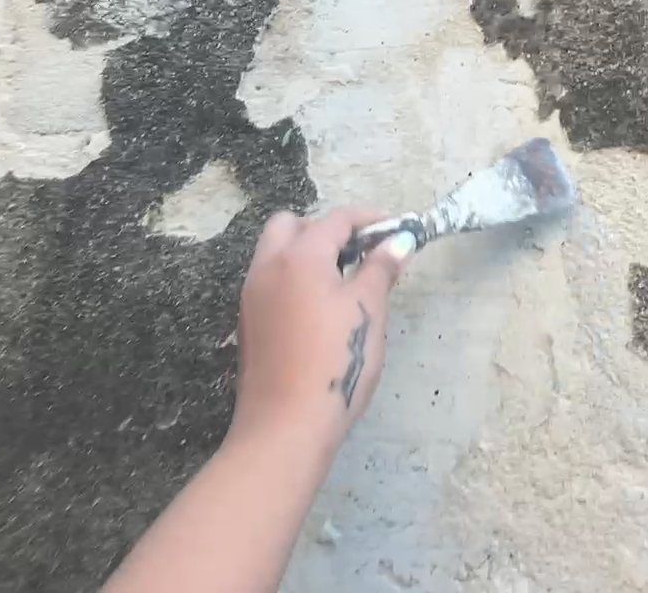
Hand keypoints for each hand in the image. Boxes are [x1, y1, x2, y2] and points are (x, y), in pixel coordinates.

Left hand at [228, 208, 414, 460]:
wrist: (284, 428)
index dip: (369, 219)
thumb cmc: (335, 361)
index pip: (336, 219)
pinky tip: (320, 308)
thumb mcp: (368, 310)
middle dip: (326, 229)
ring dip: (307, 251)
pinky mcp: (248, 322)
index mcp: (299, 256)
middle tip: (358, 252)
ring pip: (275, 251)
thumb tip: (400, 240)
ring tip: (343, 281)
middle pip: (292, 225)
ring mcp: (252, 295)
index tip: (396, 229)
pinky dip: (293, 277)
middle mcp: (268, 266)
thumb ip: (381, 268)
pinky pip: (270, 279)